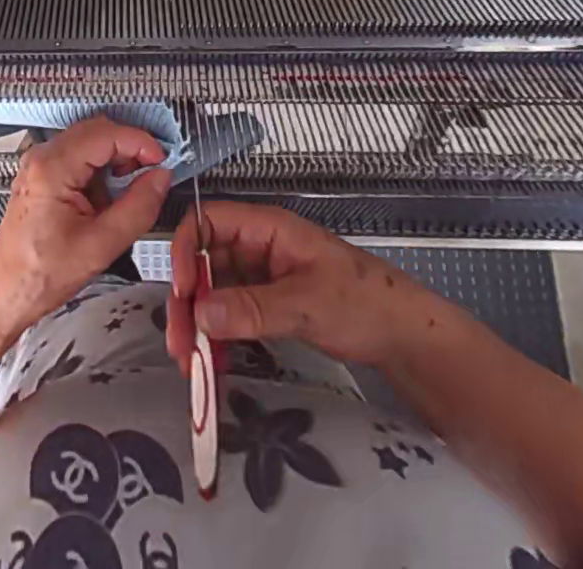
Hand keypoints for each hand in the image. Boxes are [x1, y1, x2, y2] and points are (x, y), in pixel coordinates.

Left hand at [0, 117, 172, 340]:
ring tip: (128, 193)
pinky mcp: (44, 175)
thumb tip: (161, 178)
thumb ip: (138, 207)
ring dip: (116, 160)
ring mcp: (41, 165)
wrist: (6, 293)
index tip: (161, 161)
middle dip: (130, 149)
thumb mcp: (101, 245)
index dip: (141, 143)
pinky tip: (107, 200)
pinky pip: (81, 158)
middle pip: (98, 131)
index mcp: (52, 169)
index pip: (107, 134)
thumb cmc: (39, 275)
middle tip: (152, 173)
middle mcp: (42, 158)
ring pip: (91, 142)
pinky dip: (102, 171)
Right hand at [166, 201, 442, 368]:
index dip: (186, 249)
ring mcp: (260, 276)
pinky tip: (210, 360)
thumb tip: (199, 313)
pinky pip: (228, 312)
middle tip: (179, 343)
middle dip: (186, 300)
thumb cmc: (363, 302)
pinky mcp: (265, 302)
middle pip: (203, 261)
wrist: (403, 336)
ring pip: (212, 290)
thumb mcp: (307, 304)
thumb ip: (252, 307)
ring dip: (196, 323)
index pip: (208, 221)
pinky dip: (216, 334)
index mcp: (267, 228)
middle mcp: (257, 247)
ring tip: (189, 361)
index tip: (180, 291)